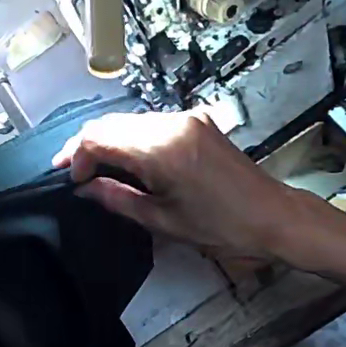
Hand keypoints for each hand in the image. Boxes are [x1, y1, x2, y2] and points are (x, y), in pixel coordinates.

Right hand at [53, 109, 322, 261]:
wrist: (274, 216)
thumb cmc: (221, 227)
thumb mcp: (162, 220)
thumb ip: (116, 198)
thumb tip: (84, 187)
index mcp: (162, 149)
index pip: (100, 137)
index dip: (77, 156)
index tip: (71, 180)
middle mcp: (172, 123)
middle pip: (112, 123)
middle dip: (86, 145)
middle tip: (71, 171)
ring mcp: (186, 118)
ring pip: (129, 121)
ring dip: (107, 140)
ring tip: (93, 168)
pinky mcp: (196, 120)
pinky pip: (150, 123)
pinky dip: (130, 138)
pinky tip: (123, 159)